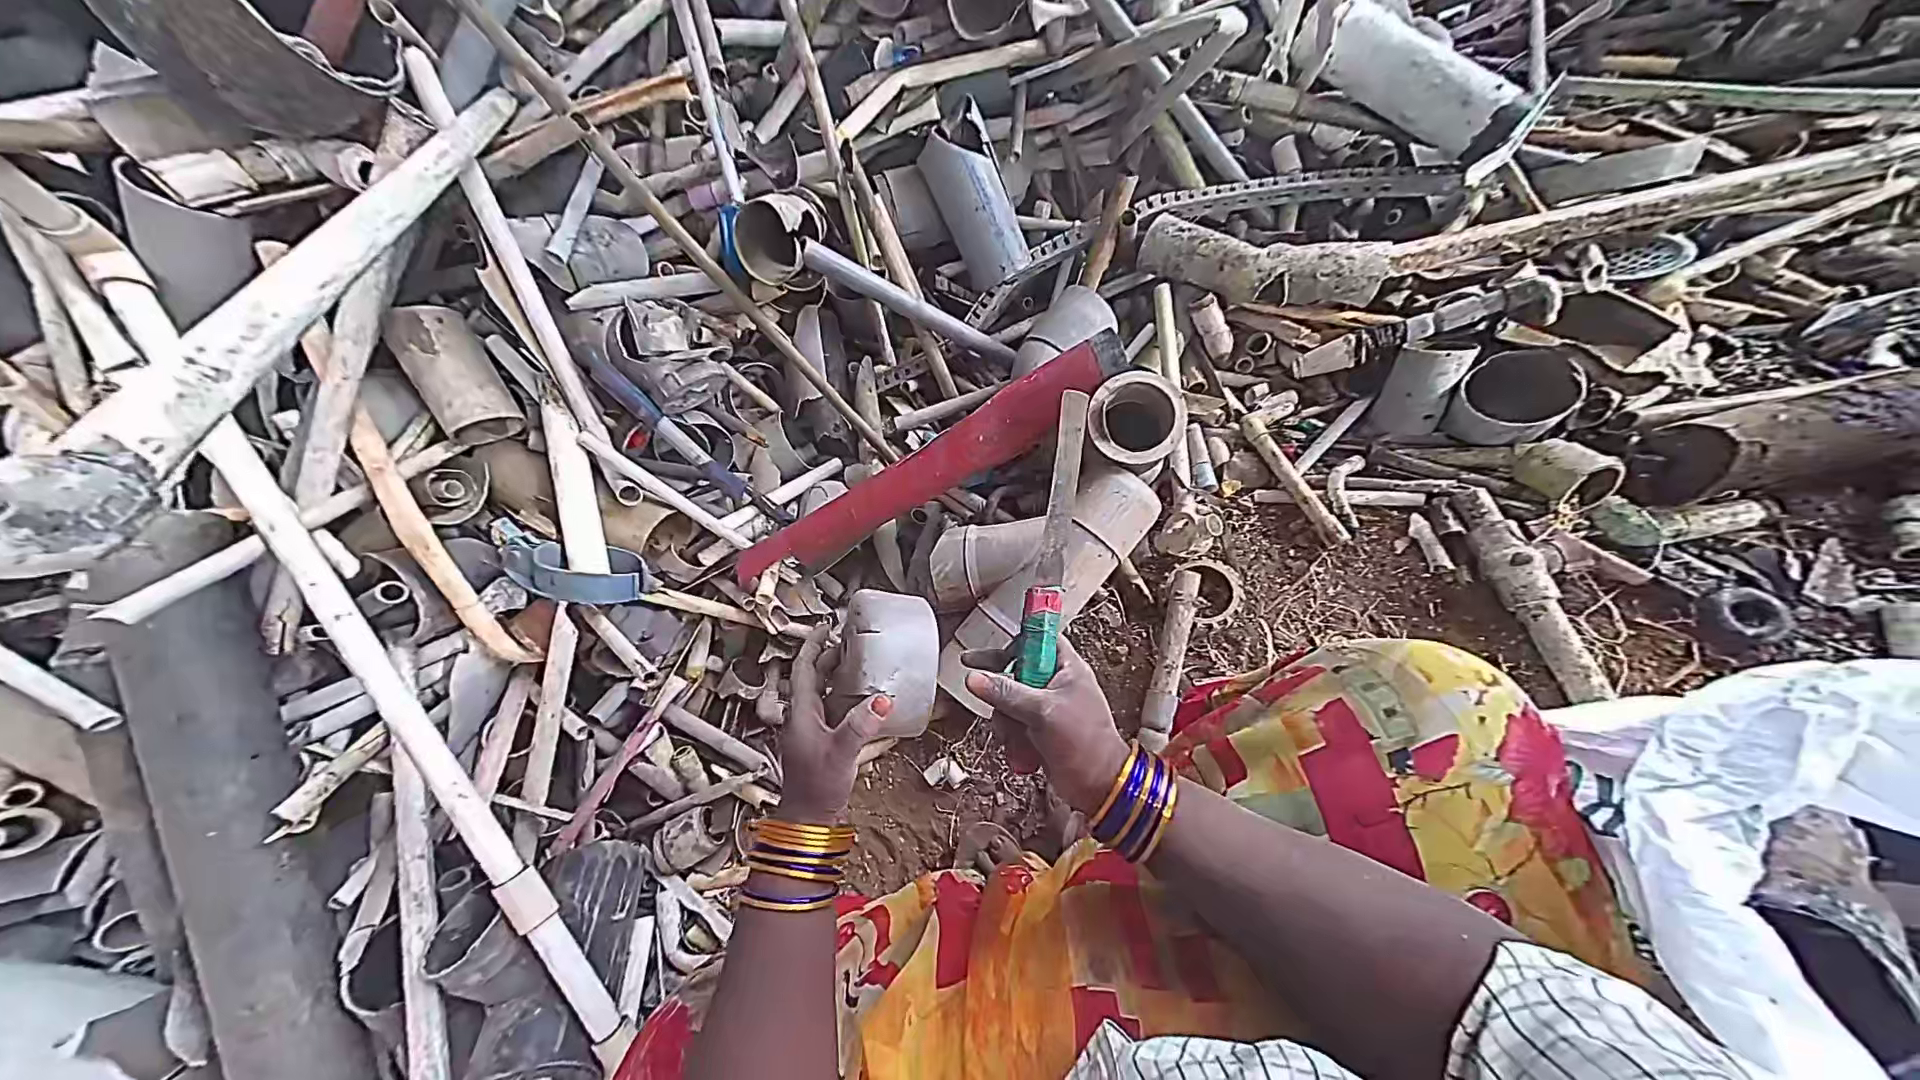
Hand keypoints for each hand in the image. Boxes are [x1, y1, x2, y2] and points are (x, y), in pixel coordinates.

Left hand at [778, 623, 889, 822]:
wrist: (809, 818)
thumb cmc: (816, 787)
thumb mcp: (842, 753)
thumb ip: (861, 726)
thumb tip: (883, 700)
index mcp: (802, 713)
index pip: (804, 669)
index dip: (814, 646)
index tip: (826, 628)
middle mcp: (805, 717)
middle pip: (816, 678)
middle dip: (832, 659)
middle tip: (853, 645)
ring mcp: (813, 730)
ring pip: (826, 694)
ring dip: (841, 678)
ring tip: (862, 667)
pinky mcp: (824, 742)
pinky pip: (836, 712)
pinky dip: (850, 701)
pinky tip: (868, 704)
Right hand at [962, 636, 1130, 815]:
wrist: (1098, 787)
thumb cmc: (1083, 742)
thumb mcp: (1042, 712)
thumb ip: (1006, 692)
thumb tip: (974, 678)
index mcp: (1067, 668)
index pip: (1039, 640)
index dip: (1016, 643)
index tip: (991, 653)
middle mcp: (1056, 683)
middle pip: (1017, 671)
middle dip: (1001, 688)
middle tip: (978, 685)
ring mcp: (1046, 707)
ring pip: (1010, 700)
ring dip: (1005, 718)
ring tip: (1014, 734)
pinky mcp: (1038, 729)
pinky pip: (1013, 722)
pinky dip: (1010, 735)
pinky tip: (1018, 749)